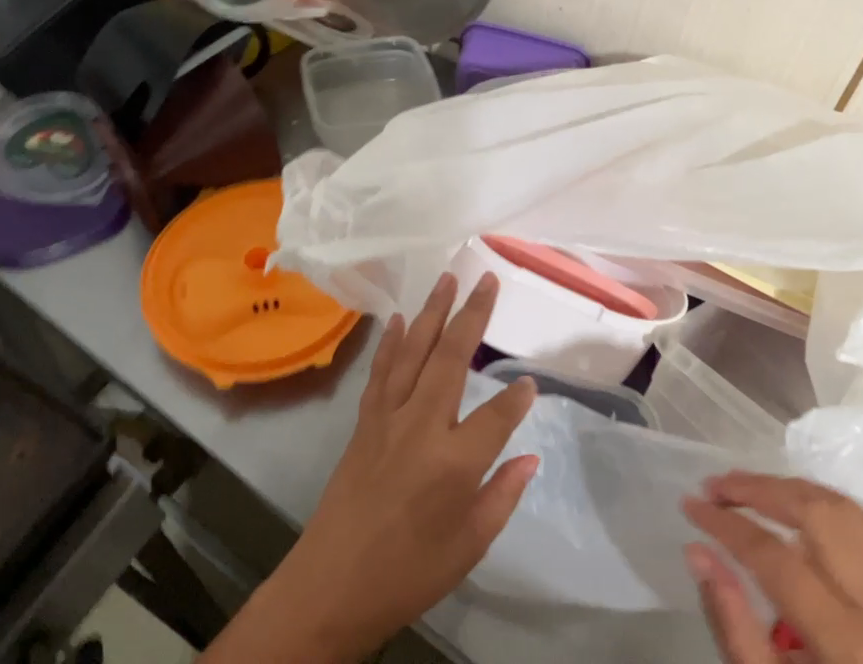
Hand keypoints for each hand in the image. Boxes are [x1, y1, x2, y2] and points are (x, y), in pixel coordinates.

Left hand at [201, 274, 538, 662]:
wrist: (332, 584)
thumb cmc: (410, 573)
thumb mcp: (470, 545)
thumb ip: (502, 495)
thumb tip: (528, 456)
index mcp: (455, 462)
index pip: (498, 415)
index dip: (518, 398)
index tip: (530, 382)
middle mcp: (421, 427)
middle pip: (450, 359)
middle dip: (471, 316)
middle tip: (485, 279)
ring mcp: (387, 420)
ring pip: (412, 354)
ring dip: (430, 313)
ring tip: (446, 280)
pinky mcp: (363, 423)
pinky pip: (381, 372)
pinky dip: (391, 343)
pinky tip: (398, 320)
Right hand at [682, 472, 862, 663]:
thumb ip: (730, 618)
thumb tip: (697, 551)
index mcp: (843, 640)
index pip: (776, 558)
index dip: (727, 525)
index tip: (690, 505)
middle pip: (817, 516)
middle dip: (759, 490)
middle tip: (715, 486)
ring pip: (845, 509)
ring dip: (790, 488)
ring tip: (746, 488)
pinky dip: (825, 503)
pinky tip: (794, 504)